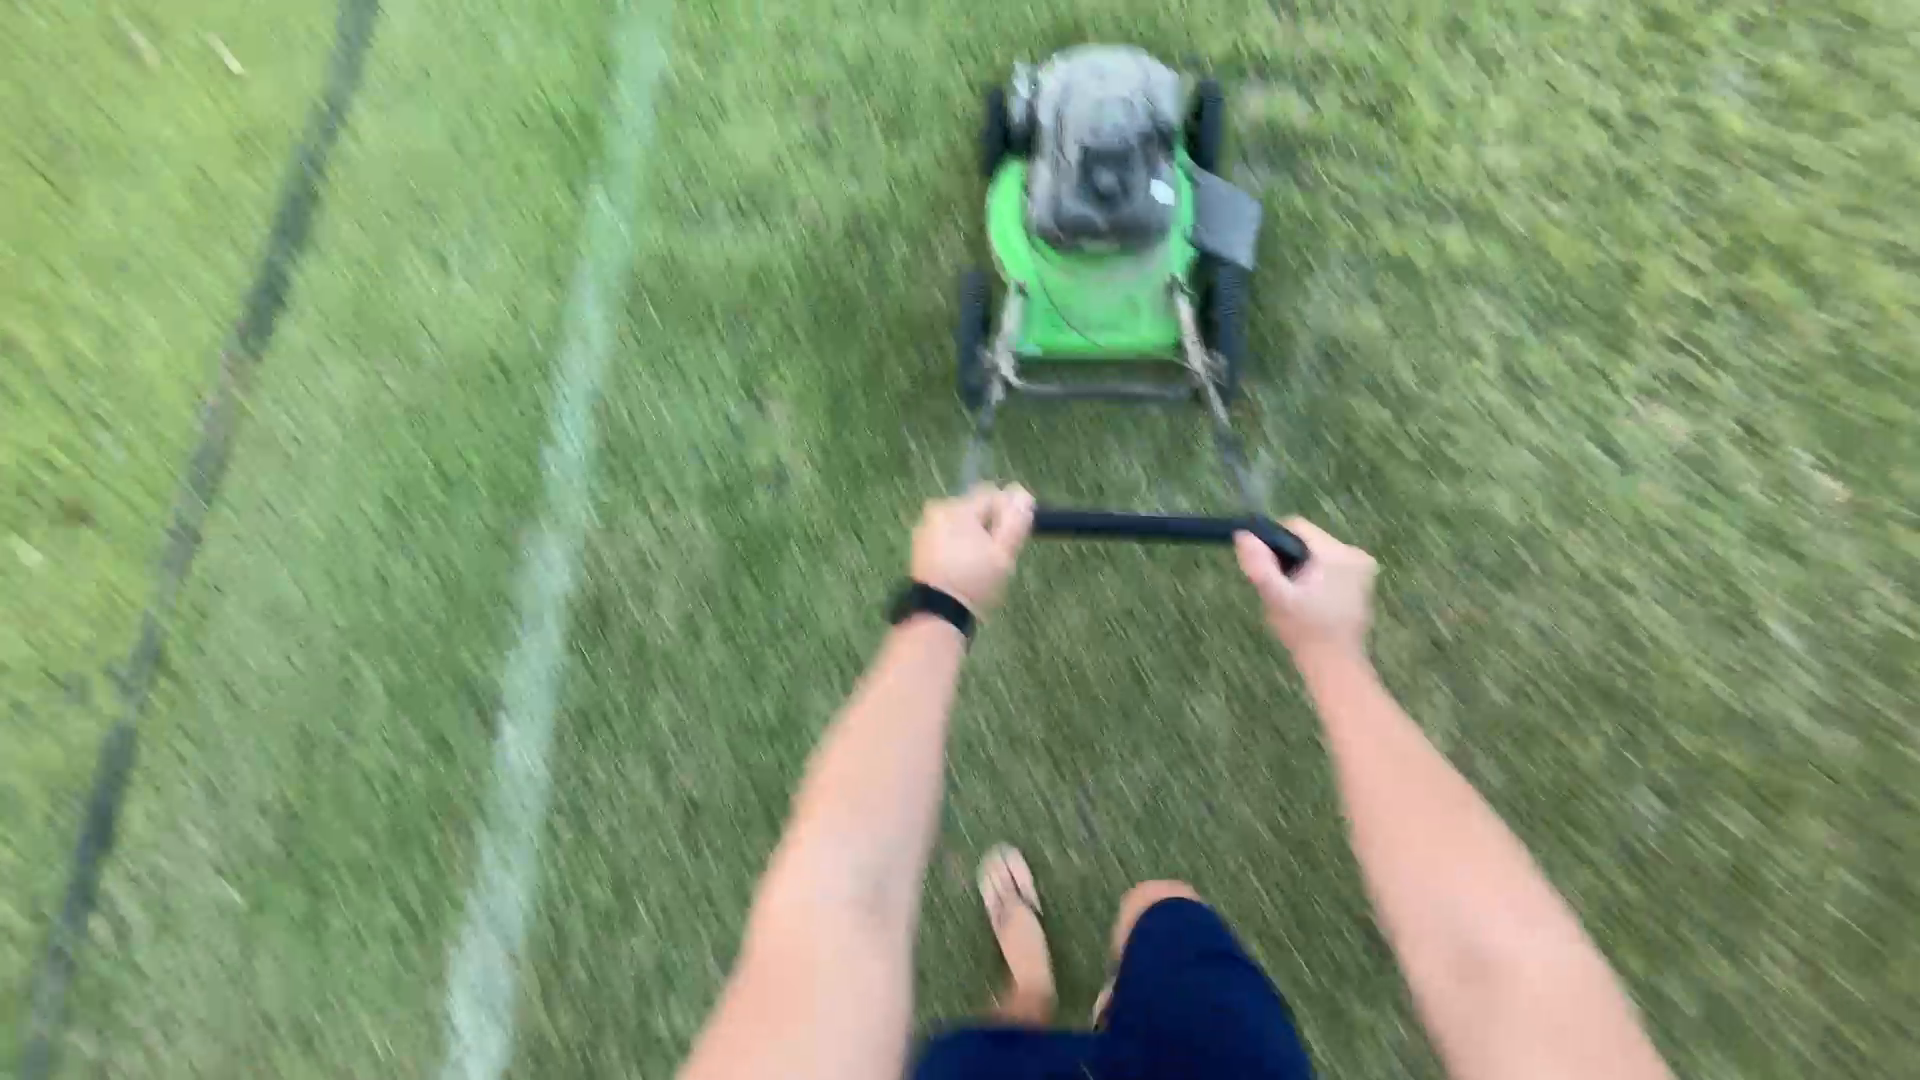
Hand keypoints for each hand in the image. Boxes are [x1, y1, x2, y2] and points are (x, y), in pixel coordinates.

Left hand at [910, 484, 1035, 614]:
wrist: (938, 612)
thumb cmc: (975, 581)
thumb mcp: (1003, 553)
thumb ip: (1016, 520)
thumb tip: (1022, 493)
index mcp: (958, 508)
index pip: (992, 495)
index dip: (1007, 514)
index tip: (1011, 539)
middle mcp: (937, 511)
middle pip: (974, 508)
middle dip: (988, 525)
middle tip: (996, 555)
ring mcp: (925, 528)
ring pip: (960, 522)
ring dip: (973, 535)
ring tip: (979, 564)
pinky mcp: (919, 545)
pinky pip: (946, 535)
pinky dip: (957, 544)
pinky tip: (963, 566)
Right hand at [1235, 518, 1376, 660]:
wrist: (1335, 664)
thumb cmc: (1304, 631)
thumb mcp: (1275, 597)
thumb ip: (1259, 565)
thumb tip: (1243, 534)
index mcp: (1337, 553)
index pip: (1296, 527)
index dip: (1273, 542)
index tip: (1267, 568)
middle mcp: (1356, 553)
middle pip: (1307, 540)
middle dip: (1289, 558)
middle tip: (1280, 588)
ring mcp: (1364, 568)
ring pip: (1317, 553)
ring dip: (1301, 567)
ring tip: (1294, 596)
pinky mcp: (1363, 581)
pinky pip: (1329, 565)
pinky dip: (1315, 576)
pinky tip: (1310, 600)